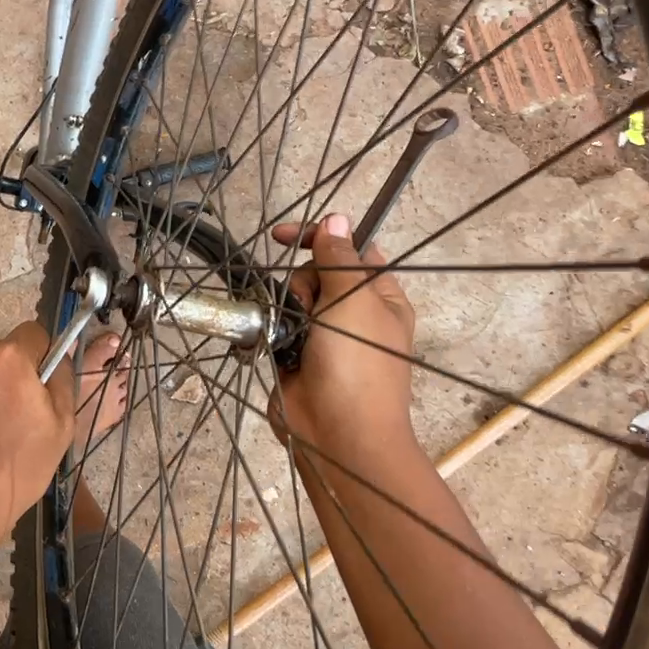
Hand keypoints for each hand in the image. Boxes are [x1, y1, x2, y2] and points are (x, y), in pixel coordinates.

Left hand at [0, 321, 75, 553]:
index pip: (34, 333)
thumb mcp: (59, 429)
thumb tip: (56, 361)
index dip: (41, 357)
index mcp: (8, 356)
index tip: (40, 385)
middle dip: (8, 376)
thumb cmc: (11, 468)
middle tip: (12, 418)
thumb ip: (61, 383)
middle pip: (0, 354)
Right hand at [269, 213, 416, 457]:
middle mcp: (352, 312)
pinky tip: (270, 341)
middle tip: (309, 310)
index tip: (280, 237)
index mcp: (379, 297)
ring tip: (289, 333)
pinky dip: (268, 329)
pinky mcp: (293, 353)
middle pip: (313, 272)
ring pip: (288, 298)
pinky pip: (273, 325)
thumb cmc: (357, 364)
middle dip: (300, 283)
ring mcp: (322, 334)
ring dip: (282, 308)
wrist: (337, 431)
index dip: (318, 237)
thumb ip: (339, 257)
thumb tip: (336, 217)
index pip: (349, 250)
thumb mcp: (353, 301)